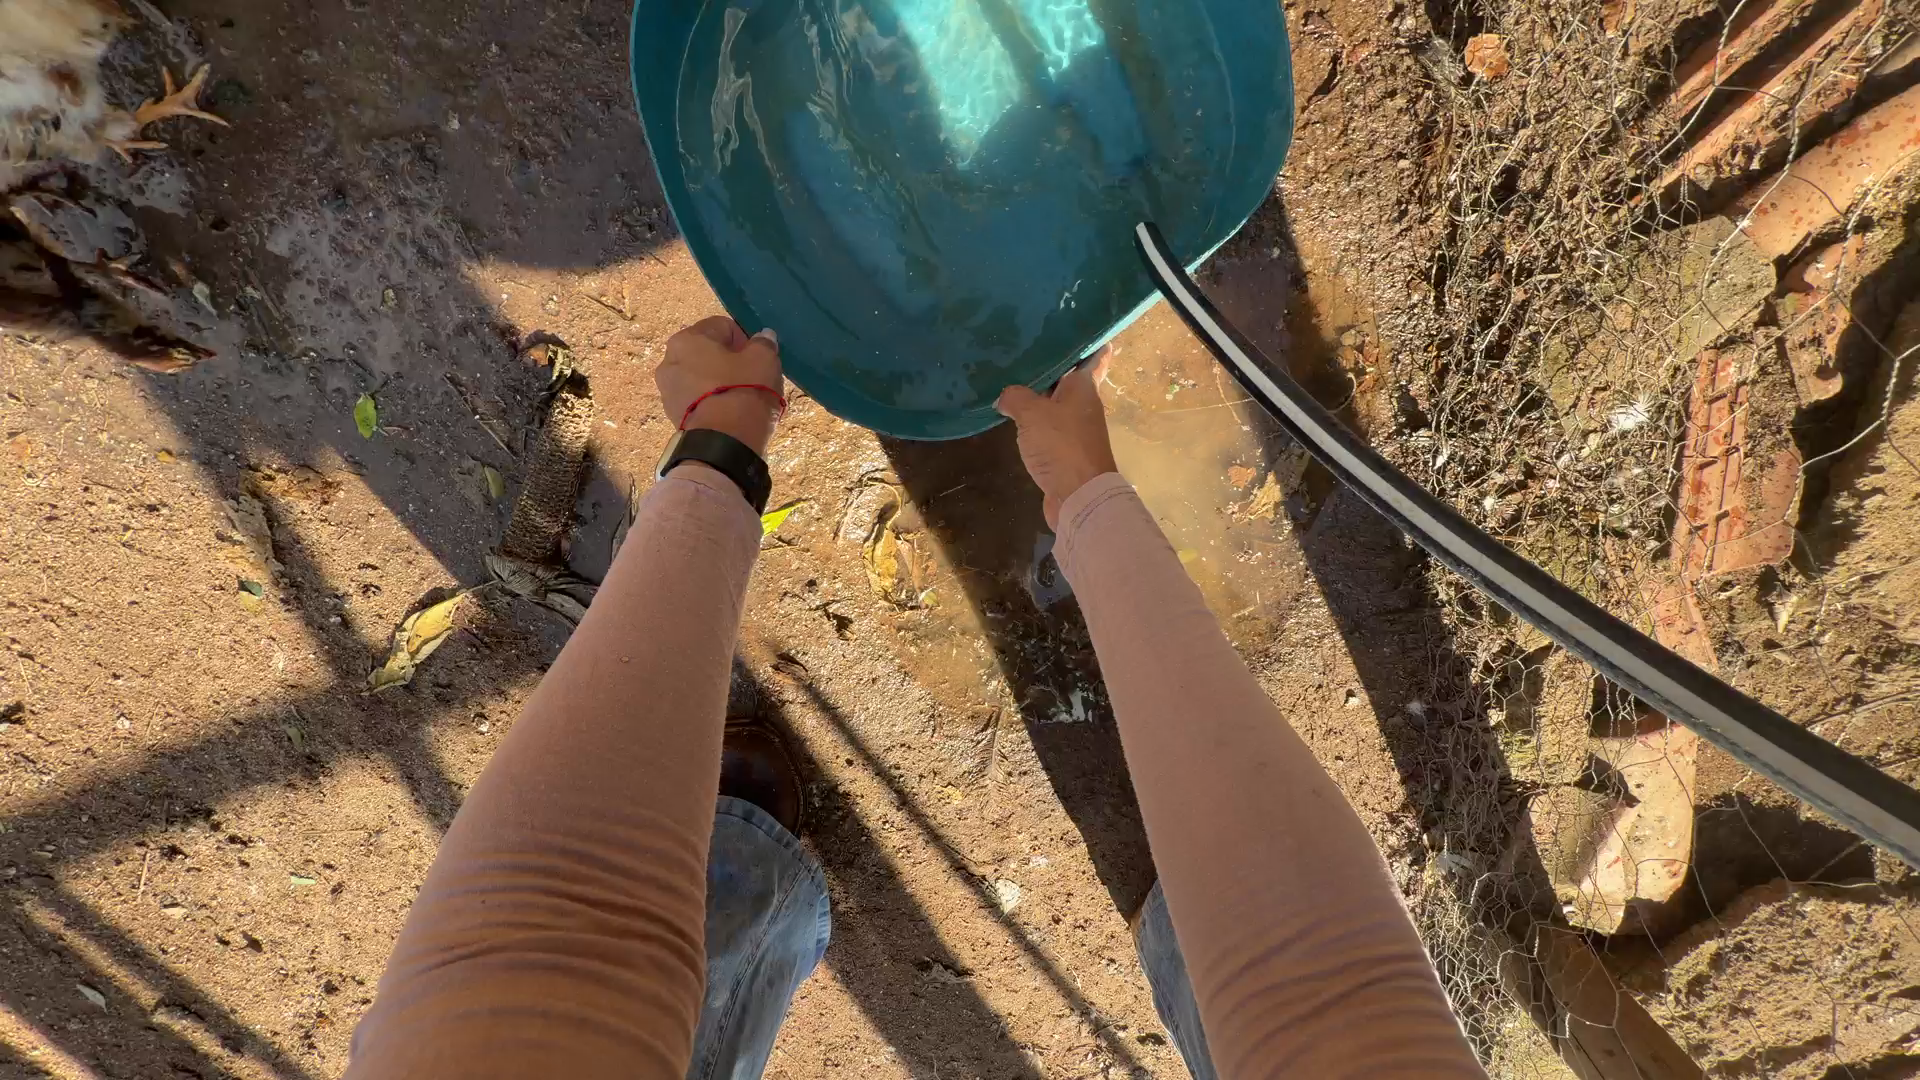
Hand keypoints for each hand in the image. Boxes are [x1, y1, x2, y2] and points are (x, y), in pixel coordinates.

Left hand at [655, 316, 784, 455]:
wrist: (725, 443)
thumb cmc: (745, 391)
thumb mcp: (764, 360)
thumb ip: (764, 343)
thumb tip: (764, 337)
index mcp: (688, 338)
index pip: (723, 327)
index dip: (746, 340)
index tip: (759, 360)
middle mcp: (669, 360)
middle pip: (708, 353)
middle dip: (730, 362)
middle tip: (753, 379)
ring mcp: (668, 390)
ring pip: (702, 378)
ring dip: (720, 383)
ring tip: (742, 400)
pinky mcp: (673, 416)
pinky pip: (698, 400)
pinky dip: (713, 403)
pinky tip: (730, 415)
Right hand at [996, 348, 1117, 529]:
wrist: (1079, 496)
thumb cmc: (1060, 445)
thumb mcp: (1031, 413)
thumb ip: (1015, 397)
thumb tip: (1005, 397)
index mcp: (1083, 387)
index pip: (1094, 357)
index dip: (1090, 343)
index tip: (1077, 330)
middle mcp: (1084, 405)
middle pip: (1069, 380)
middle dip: (1051, 368)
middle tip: (1026, 351)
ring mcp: (1077, 430)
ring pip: (1057, 405)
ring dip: (1039, 397)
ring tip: (1013, 382)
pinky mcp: (1067, 452)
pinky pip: (1049, 429)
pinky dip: (1036, 423)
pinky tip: (1017, 419)